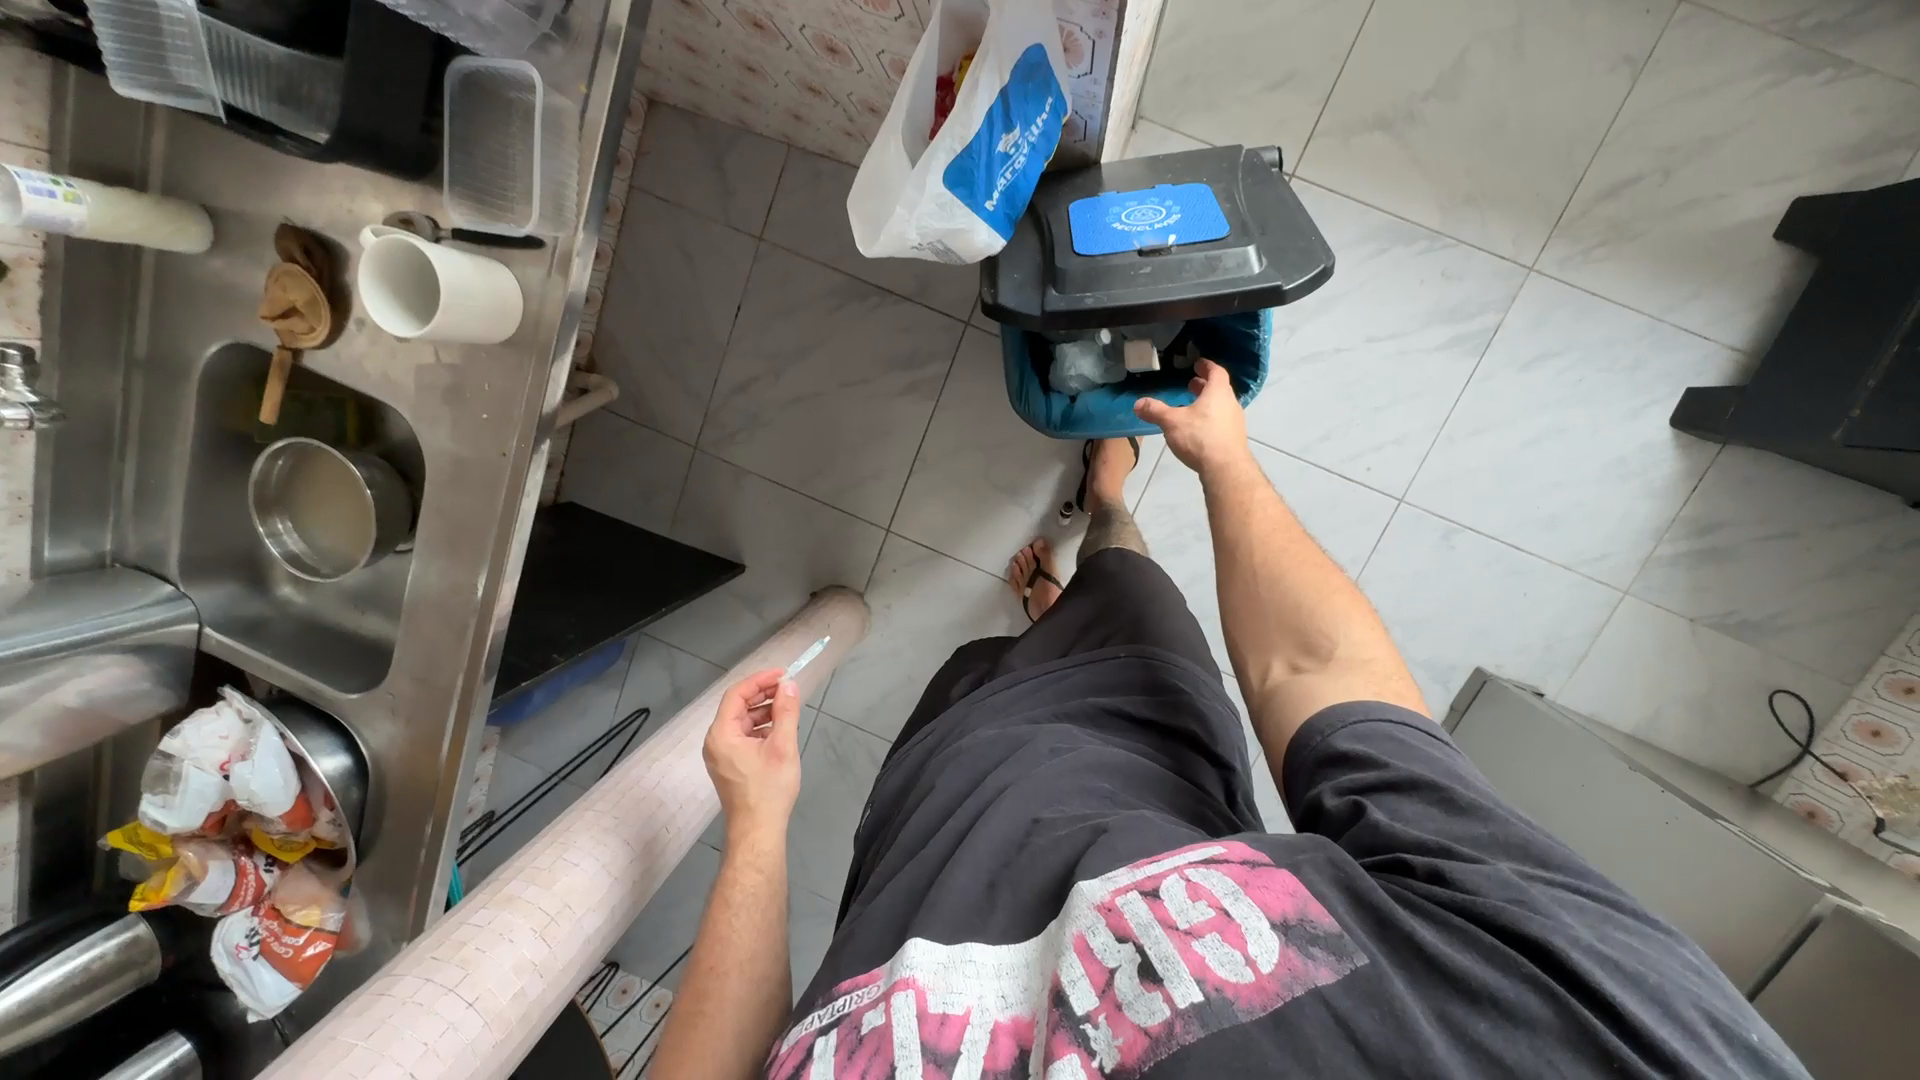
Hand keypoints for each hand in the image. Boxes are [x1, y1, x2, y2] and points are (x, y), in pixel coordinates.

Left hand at [703, 669, 802, 842]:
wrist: (758, 830)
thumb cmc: (769, 789)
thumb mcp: (782, 746)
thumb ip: (786, 712)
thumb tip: (789, 686)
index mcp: (722, 734)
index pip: (736, 695)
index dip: (760, 680)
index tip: (783, 674)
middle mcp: (715, 742)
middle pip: (738, 707)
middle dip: (763, 695)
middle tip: (788, 689)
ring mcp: (720, 755)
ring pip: (742, 723)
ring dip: (764, 712)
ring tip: (788, 709)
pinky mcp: (729, 766)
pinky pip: (743, 737)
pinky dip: (760, 729)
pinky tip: (780, 731)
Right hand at [1133, 358, 1250, 476]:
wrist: (1225, 468)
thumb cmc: (1200, 437)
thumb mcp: (1172, 422)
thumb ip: (1155, 411)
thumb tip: (1138, 404)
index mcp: (1218, 392)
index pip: (1216, 372)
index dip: (1207, 366)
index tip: (1198, 363)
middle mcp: (1230, 403)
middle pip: (1219, 389)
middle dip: (1204, 386)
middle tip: (1191, 384)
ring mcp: (1235, 422)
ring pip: (1221, 406)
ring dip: (1207, 403)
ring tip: (1191, 407)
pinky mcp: (1234, 439)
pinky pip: (1222, 422)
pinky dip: (1210, 419)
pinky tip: (1198, 430)